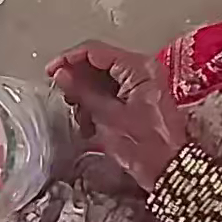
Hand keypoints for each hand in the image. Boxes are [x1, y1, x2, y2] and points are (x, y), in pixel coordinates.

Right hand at [46, 40, 188, 190]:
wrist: (170, 171)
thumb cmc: (143, 146)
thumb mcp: (107, 117)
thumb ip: (82, 91)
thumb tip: (61, 73)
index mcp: (138, 67)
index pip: (95, 50)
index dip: (69, 59)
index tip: (51, 72)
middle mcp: (143, 69)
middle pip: (100, 63)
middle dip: (78, 81)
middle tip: (65, 99)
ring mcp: (144, 83)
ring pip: (104, 79)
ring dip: (87, 96)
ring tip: (81, 119)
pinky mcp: (142, 97)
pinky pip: (114, 92)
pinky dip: (99, 104)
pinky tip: (91, 124)